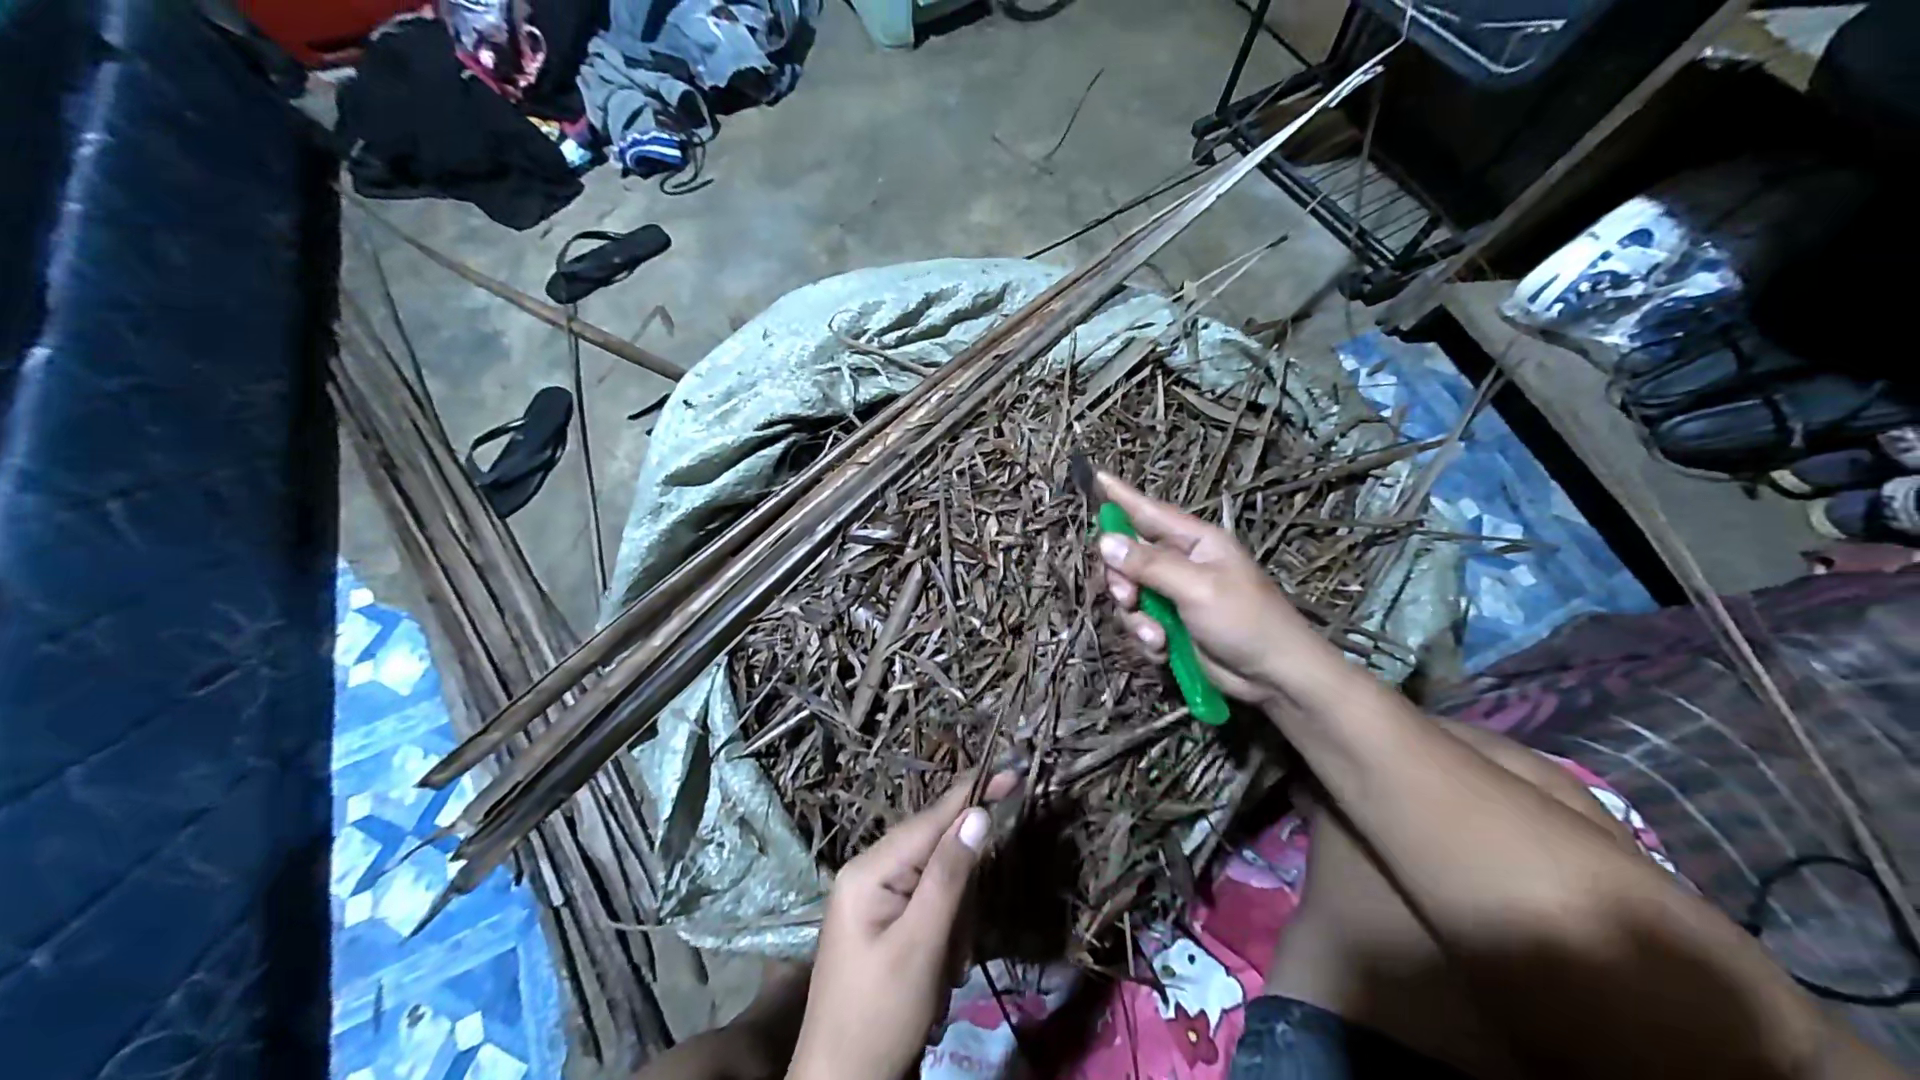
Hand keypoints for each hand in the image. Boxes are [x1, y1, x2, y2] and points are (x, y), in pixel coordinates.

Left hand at [787, 773, 1016, 1079]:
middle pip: (938, 854)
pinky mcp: (888, 924)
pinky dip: (944, 941)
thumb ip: (949, 876)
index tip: (1011, 771)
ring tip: (941, 974)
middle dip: (960, 899)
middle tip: (953, 950)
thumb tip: (977, 814)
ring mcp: (877, 900)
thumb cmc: (880, 1012)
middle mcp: (870, 874)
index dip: (972, 795)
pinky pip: (932, 912)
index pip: (930, 820)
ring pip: (941, 887)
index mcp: (869, 870)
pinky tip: (936, 977)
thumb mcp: (920, 944)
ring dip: (954, 928)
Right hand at [1095, 471, 1345, 705]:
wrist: (1274, 677)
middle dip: (1121, 580)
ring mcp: (1176, 596)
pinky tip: (1162, 651)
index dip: (1122, 496)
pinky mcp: (1172, 626)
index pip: (1150, 512)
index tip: (1097, 477)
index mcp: (1195, 542)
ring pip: (1129, 594)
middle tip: (1129, 598)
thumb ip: (1149, 565)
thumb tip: (1105, 542)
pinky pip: (1139, 622)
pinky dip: (1145, 638)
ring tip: (1156, 637)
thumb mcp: (1197, 588)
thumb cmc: (1245, 621)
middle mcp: (1182, 564)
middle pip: (1128, 557)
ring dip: (1135, 617)